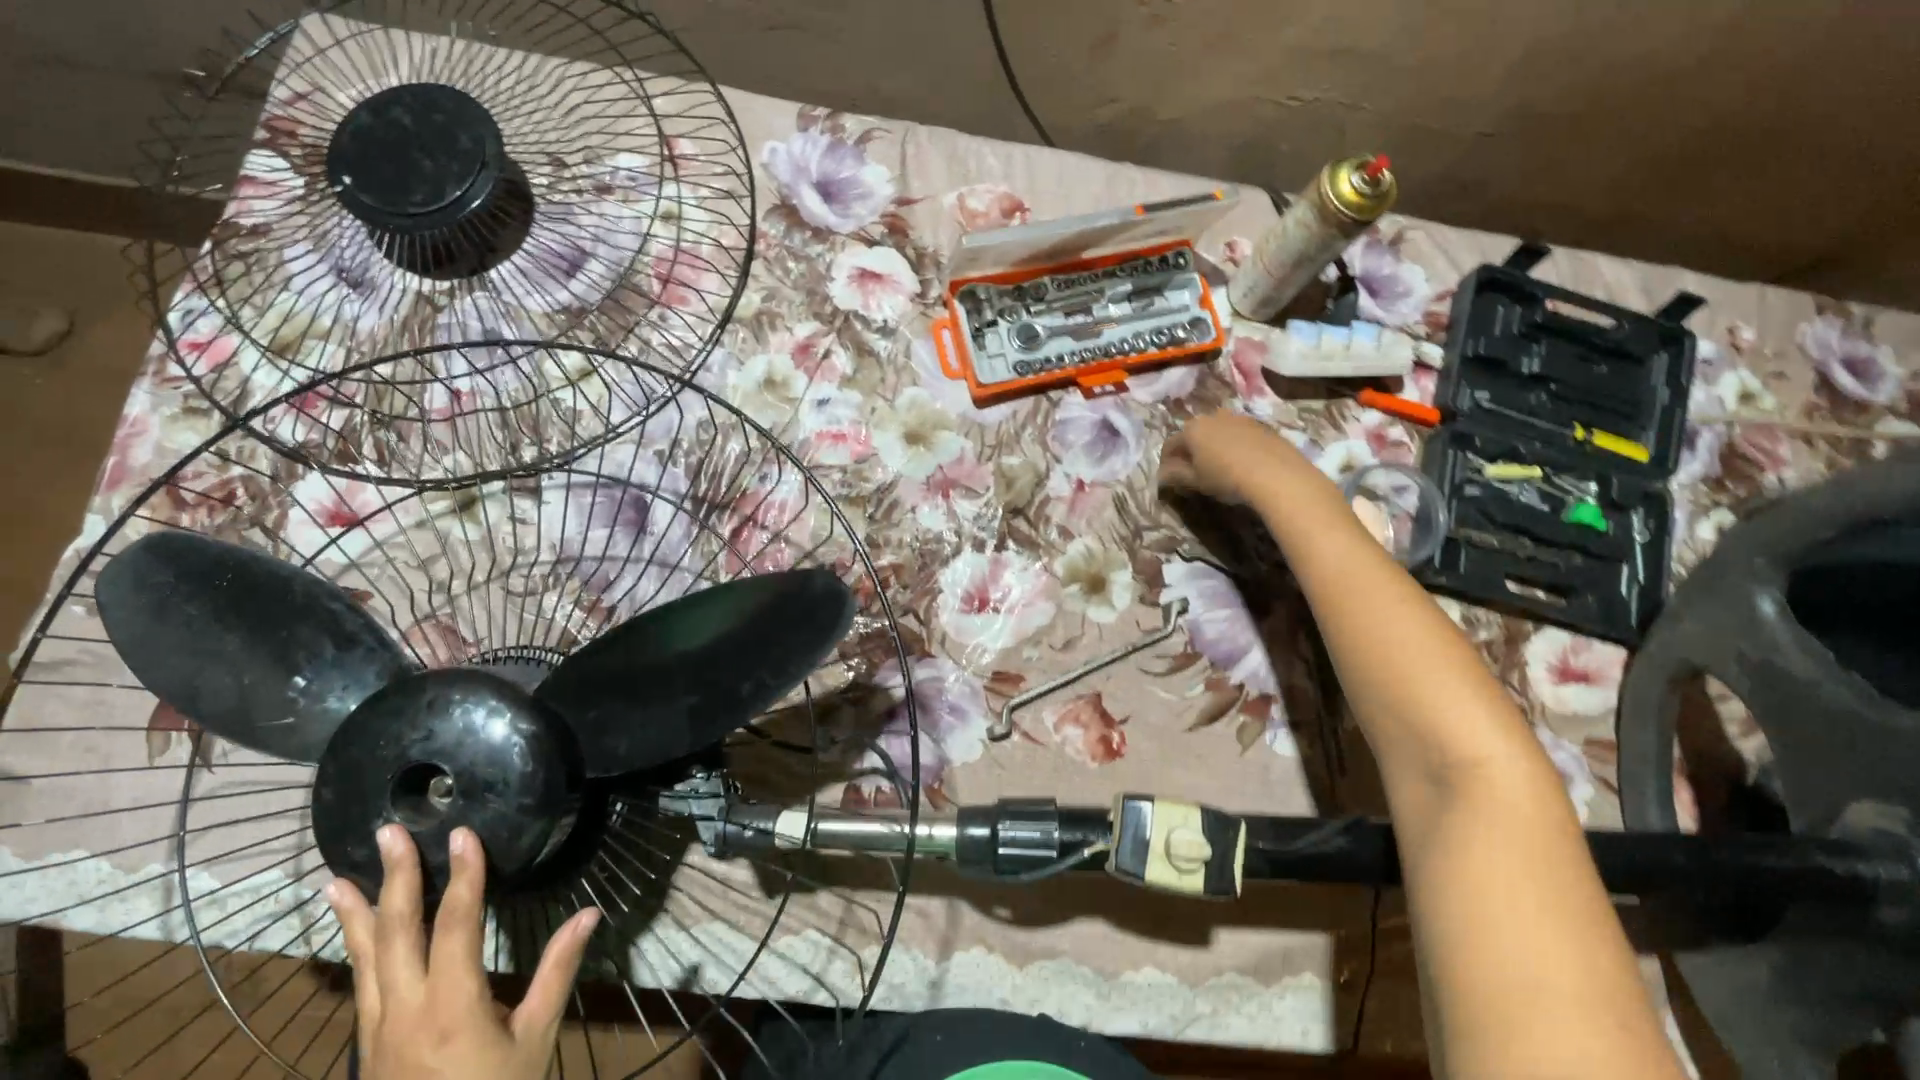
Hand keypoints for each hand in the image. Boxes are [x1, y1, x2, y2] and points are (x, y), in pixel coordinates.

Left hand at [326, 824, 600, 1079]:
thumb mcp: (536, 1038)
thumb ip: (556, 972)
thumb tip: (588, 914)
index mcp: (453, 1004)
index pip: (455, 924)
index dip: (462, 876)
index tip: (463, 834)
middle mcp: (405, 1009)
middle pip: (395, 932)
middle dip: (394, 879)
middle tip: (388, 833)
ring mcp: (377, 1029)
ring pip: (363, 959)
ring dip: (354, 914)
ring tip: (337, 879)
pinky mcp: (367, 1045)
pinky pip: (360, 983)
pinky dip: (354, 949)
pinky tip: (355, 936)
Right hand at [1158, 411, 1304, 504]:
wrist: (1275, 472)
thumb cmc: (1226, 477)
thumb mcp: (1196, 481)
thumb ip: (1175, 475)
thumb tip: (1161, 475)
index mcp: (1191, 429)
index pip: (1170, 444)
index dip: (1166, 461)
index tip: (1169, 476)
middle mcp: (1212, 416)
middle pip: (1194, 433)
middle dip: (1191, 450)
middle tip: (1194, 471)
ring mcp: (1238, 417)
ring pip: (1218, 431)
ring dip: (1214, 445)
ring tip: (1219, 466)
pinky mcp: (1260, 424)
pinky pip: (1239, 434)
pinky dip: (1235, 445)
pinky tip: (1242, 462)